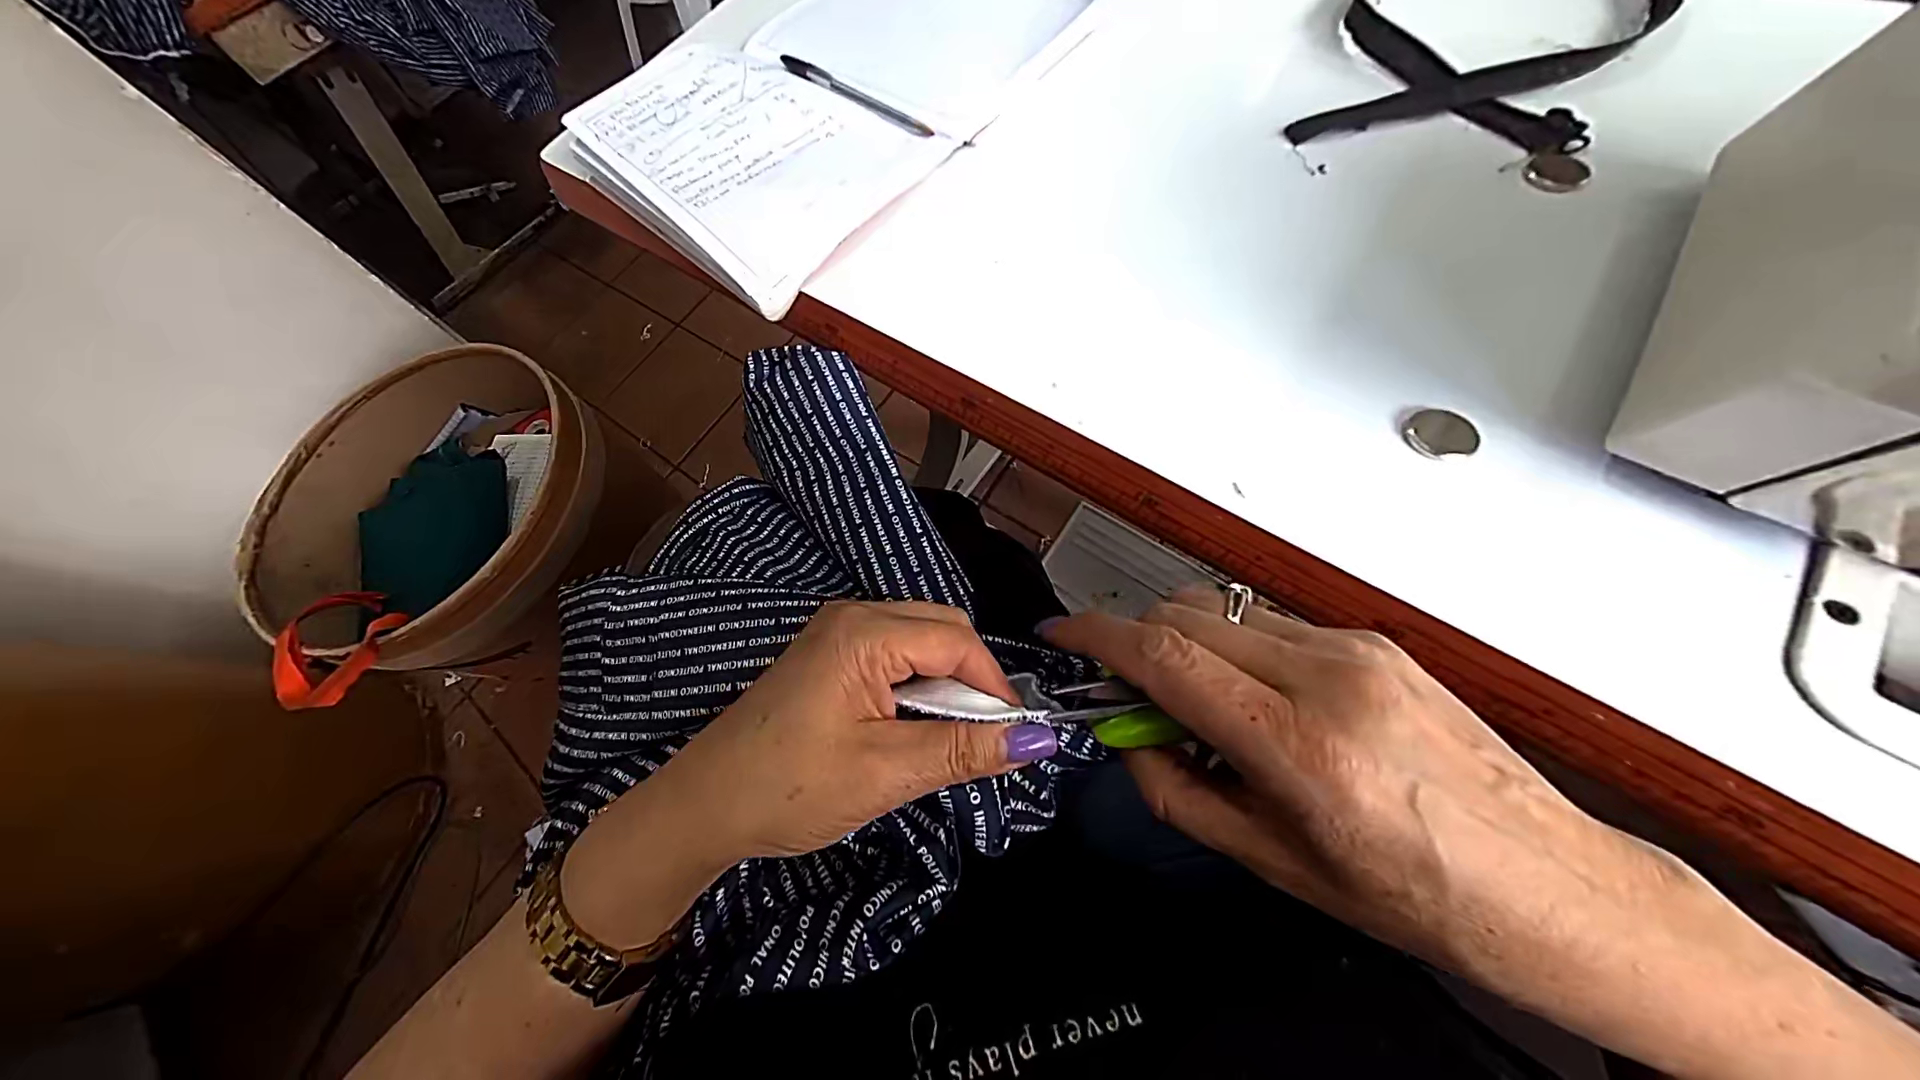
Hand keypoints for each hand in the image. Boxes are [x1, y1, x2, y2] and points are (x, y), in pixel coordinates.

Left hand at [663, 599, 1057, 858]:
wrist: (702, 807)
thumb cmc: (787, 788)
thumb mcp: (886, 772)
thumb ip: (965, 750)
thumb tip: (1036, 740)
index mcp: (864, 632)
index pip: (958, 641)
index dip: (994, 686)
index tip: (1014, 735)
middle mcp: (852, 616)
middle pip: (943, 631)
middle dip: (971, 681)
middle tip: (978, 739)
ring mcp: (837, 633)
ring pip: (922, 642)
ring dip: (944, 687)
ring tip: (940, 740)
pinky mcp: (830, 656)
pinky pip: (895, 656)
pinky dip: (917, 687)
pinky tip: (909, 728)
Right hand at [1040, 587, 1919, 1079]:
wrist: (1558, 890)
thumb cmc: (1427, 894)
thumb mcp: (1276, 865)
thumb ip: (1179, 793)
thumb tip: (1131, 741)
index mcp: (1302, 748)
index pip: (1166, 657)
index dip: (1099, 636)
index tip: (1067, 633)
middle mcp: (1331, 680)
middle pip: (1185, 617)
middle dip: (1136, 641)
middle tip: (1128, 692)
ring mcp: (1357, 651)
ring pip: (1223, 612)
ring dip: (1184, 644)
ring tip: (1197, 704)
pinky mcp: (1374, 643)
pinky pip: (1268, 623)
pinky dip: (1231, 646)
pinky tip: (1249, 695)